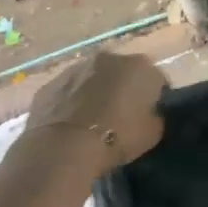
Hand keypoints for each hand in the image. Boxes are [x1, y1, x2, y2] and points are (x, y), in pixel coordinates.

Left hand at [24, 50, 165, 174]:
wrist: (64, 148)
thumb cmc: (118, 137)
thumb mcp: (154, 132)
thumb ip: (155, 115)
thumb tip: (149, 114)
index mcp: (140, 66)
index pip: (157, 79)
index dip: (156, 97)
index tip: (152, 114)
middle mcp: (109, 58)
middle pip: (123, 72)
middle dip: (125, 89)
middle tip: (124, 115)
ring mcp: (75, 69)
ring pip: (94, 78)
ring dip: (98, 92)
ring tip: (96, 119)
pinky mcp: (50, 84)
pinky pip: (69, 91)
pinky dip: (73, 101)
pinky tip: (74, 123)